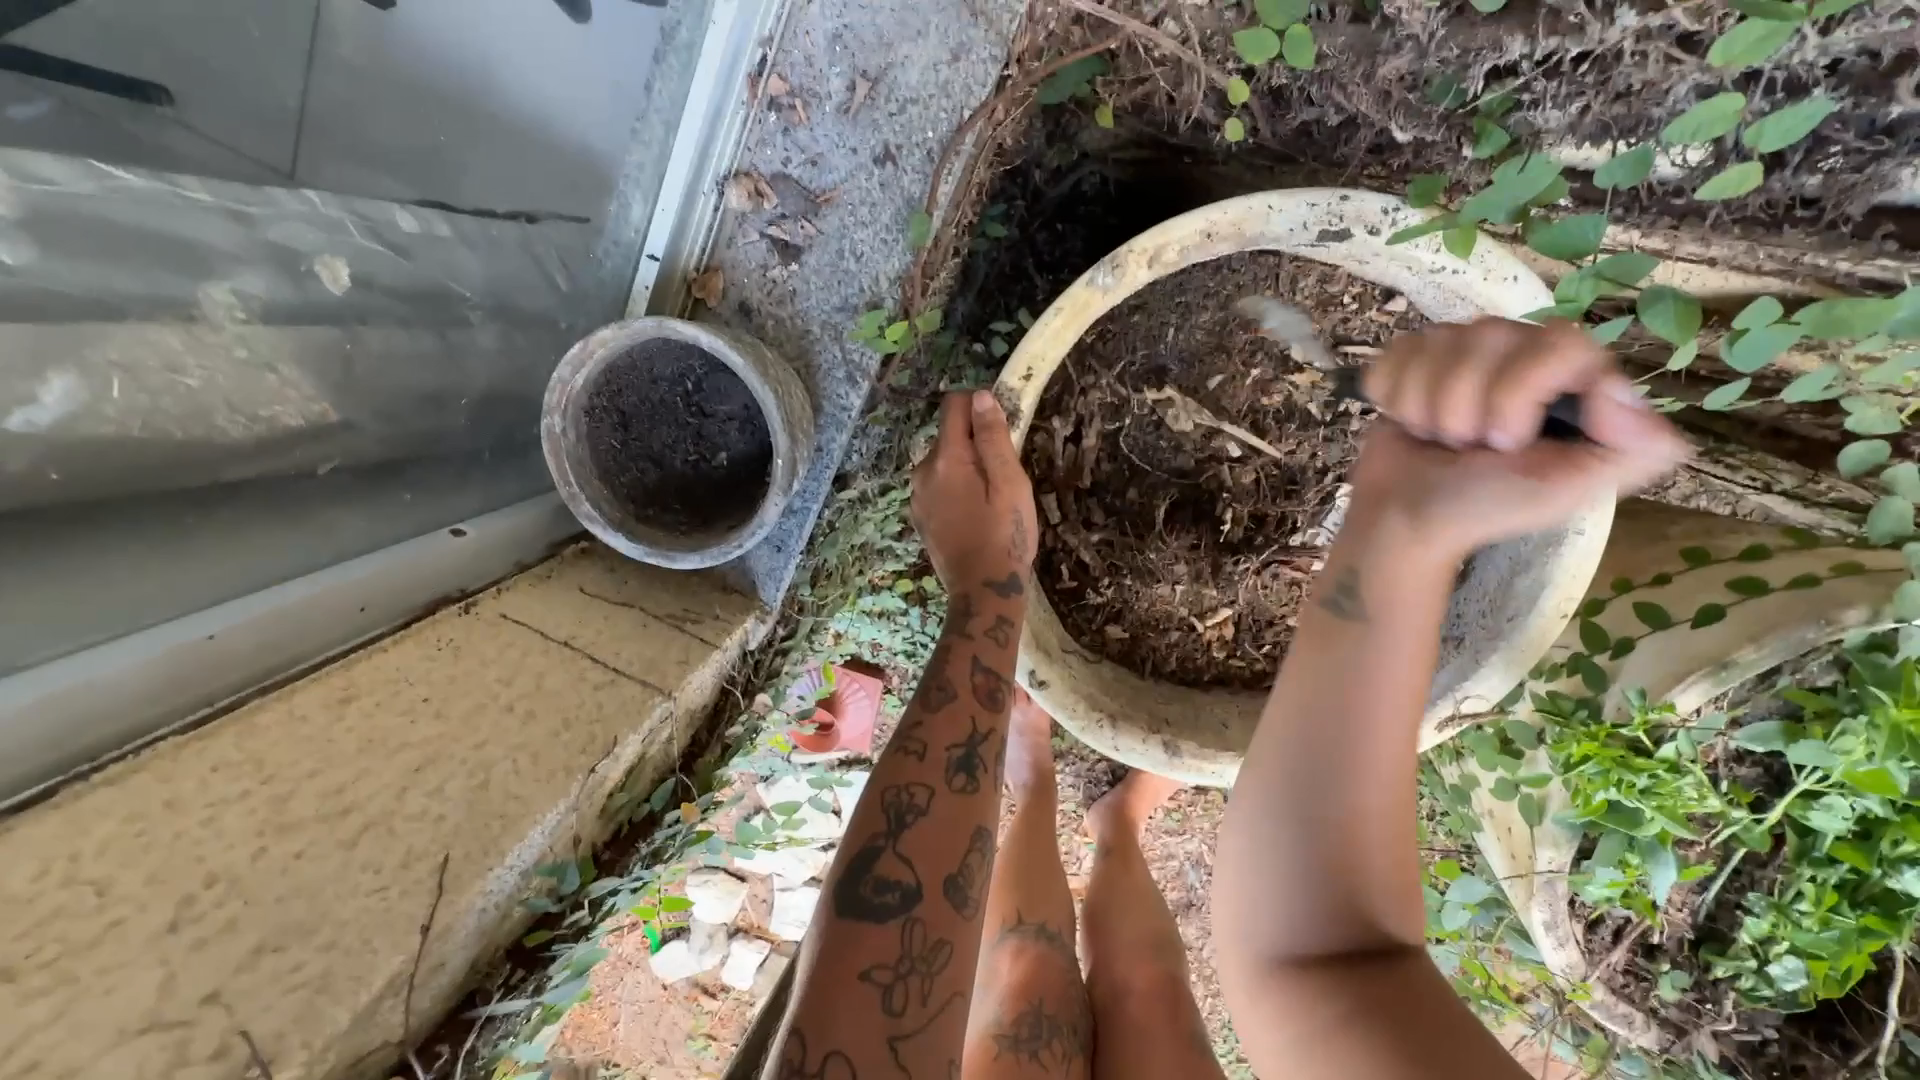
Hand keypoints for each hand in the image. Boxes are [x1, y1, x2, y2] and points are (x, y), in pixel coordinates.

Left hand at [912, 391, 1037, 590]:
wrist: (982, 590)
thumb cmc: (1005, 536)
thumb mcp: (1010, 483)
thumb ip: (994, 438)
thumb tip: (980, 396)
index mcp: (946, 459)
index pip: (954, 405)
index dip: (980, 404)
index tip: (1003, 423)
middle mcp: (922, 472)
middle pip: (949, 435)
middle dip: (976, 442)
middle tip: (1005, 473)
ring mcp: (917, 496)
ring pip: (943, 462)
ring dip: (966, 467)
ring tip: (992, 498)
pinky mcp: (920, 516)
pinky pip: (938, 486)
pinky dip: (956, 488)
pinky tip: (975, 514)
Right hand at [1350, 318, 1689, 558]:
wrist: (1407, 522)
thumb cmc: (1487, 507)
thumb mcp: (1575, 488)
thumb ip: (1639, 447)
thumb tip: (1617, 390)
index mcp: (1570, 373)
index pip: (1556, 340)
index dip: (1517, 391)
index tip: (1505, 443)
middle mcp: (1517, 350)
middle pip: (1487, 335)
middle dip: (1466, 404)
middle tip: (1469, 447)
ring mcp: (1457, 351)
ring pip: (1436, 342)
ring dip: (1427, 407)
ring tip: (1439, 439)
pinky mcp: (1406, 361)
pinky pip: (1396, 354)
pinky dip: (1394, 398)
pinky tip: (1409, 423)